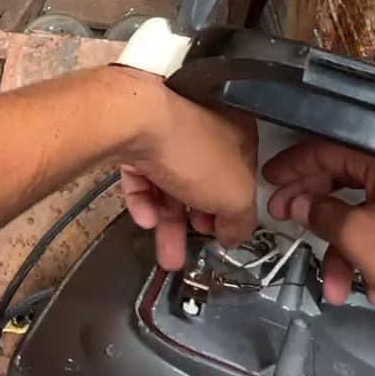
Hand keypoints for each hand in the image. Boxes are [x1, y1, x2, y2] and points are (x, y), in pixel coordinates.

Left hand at [107, 66, 257, 271]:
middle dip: (197, 223)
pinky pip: (142, 173)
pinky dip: (144, 198)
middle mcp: (201, 124)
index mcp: (235, 129)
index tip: (223, 233)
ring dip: (169, 222)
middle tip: (192, 249)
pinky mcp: (133, 135)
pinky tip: (145, 219)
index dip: (233, 207)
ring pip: (170, 181)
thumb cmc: (194, 150)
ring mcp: (165, 128)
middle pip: (203, 181)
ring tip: (167, 256)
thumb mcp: (236, 194)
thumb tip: (234, 235)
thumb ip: (241, 220)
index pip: (242, 174)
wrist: (135, 119)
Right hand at [263, 139, 374, 331]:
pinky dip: (372, 258)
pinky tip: (373, 290)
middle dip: (314, 211)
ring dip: (343, 250)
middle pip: (344, 181)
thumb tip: (302, 203)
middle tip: (288, 225)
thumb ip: (323, 214)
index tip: (271, 184)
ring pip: (365, 215)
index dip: (294, 167)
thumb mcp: (361, 237)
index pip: (327, 150)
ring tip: (335, 287)